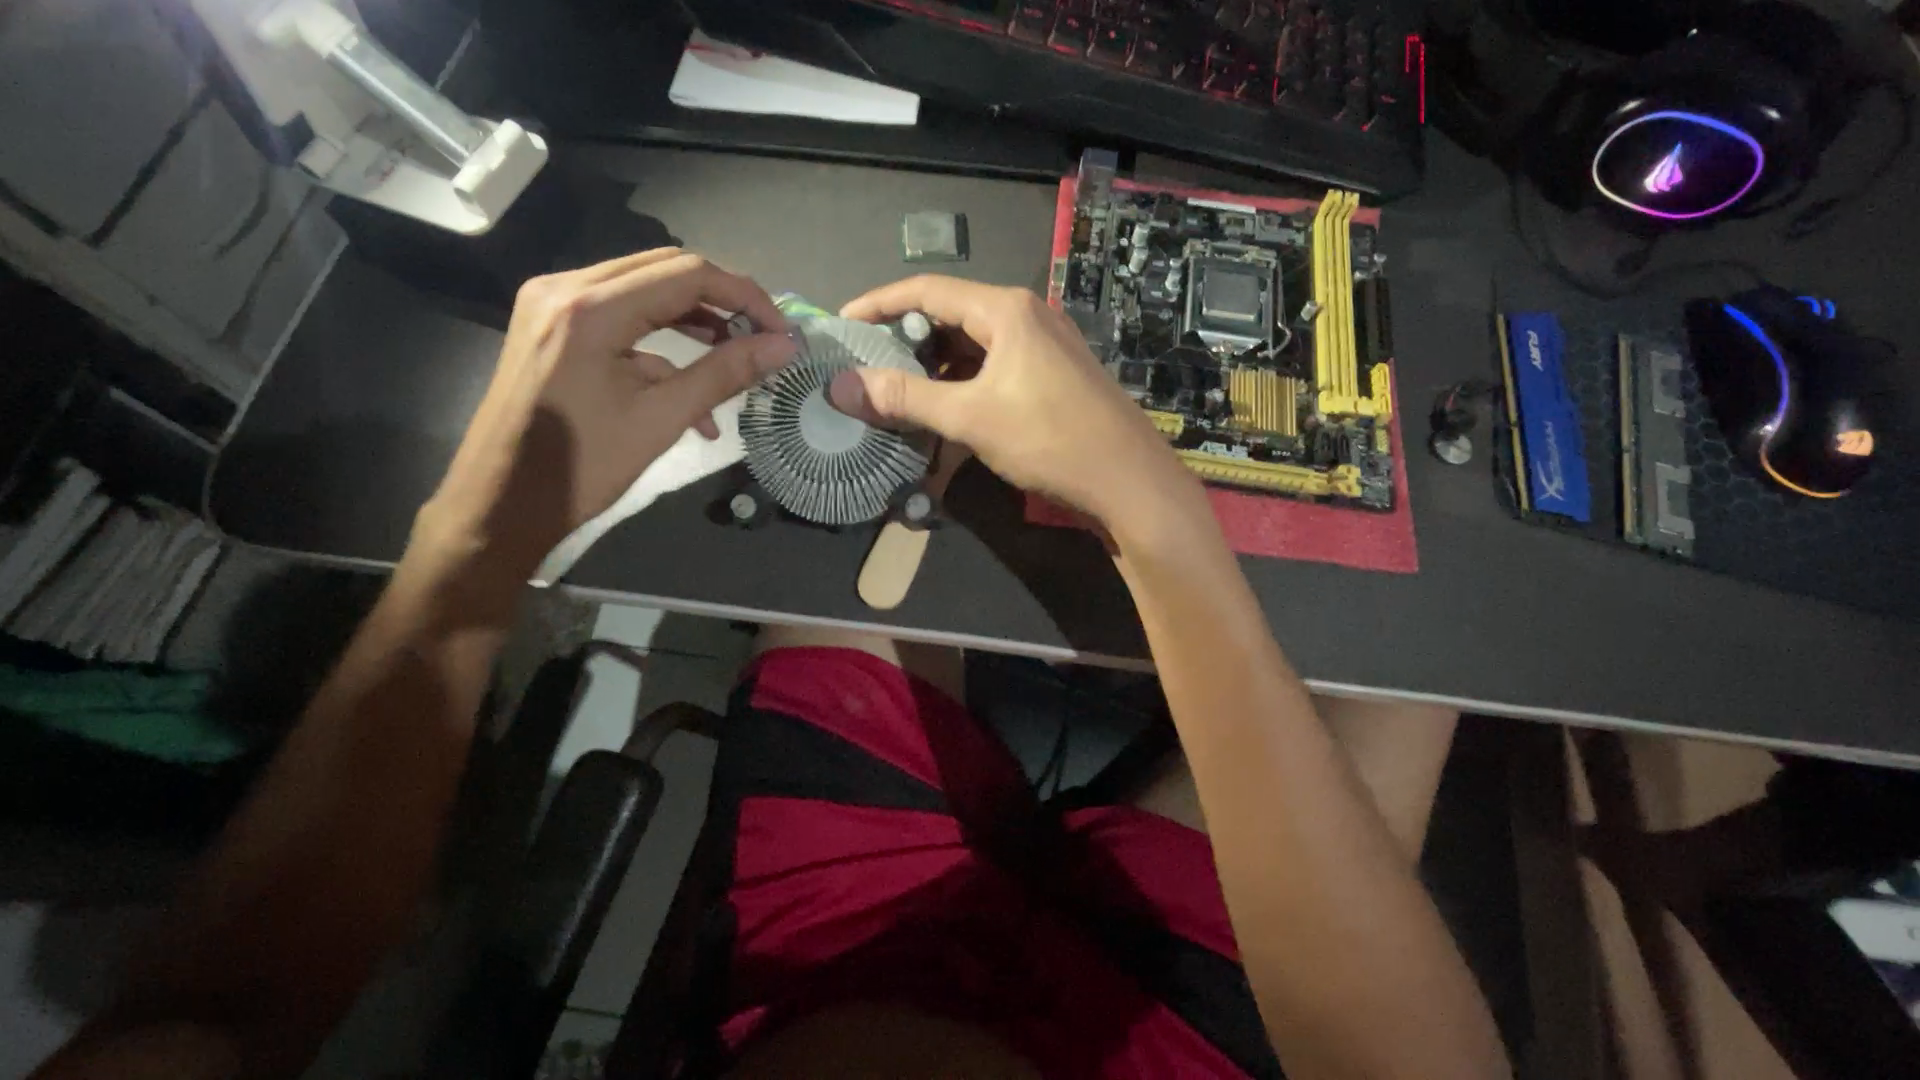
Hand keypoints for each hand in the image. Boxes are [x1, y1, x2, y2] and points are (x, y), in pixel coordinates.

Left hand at [412, 249, 794, 579]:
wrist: (501, 503)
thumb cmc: (582, 468)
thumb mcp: (661, 420)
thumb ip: (725, 374)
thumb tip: (784, 347)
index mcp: (591, 308)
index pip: (687, 274)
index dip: (744, 296)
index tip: (780, 331)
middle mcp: (566, 288)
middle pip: (664, 269)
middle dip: (722, 300)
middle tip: (763, 337)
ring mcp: (552, 304)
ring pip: (642, 288)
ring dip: (693, 317)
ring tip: (735, 354)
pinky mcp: (550, 326)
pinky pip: (617, 315)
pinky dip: (658, 341)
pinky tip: (688, 385)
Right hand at [832, 275, 1198, 534]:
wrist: (1128, 480)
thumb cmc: (1050, 439)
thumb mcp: (970, 418)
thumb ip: (904, 399)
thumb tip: (842, 386)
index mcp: (1005, 310)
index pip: (927, 290)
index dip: (878, 303)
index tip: (841, 323)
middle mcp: (1025, 316)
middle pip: (950, 315)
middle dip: (904, 340)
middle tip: (865, 366)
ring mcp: (1043, 345)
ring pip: (972, 346)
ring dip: (933, 368)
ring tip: (895, 394)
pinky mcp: (1052, 374)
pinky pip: (994, 368)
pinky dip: (963, 386)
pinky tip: (942, 413)